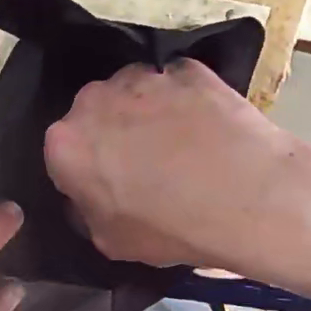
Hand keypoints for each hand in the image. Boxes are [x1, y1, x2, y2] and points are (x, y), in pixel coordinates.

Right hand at [43, 59, 310, 270]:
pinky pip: (175, 84)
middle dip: (110, 135)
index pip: (62, 155)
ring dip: (144, 112)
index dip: (84, 172)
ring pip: (132, 93)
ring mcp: (143, 78)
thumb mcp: (109, 242)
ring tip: (178, 142)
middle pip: (93, 116)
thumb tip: (86, 196)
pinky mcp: (186, 68)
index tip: (107, 187)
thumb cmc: (169, 227)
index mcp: (65, 144)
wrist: (248, 196)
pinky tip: (205, 127)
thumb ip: (85, 211)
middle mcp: (93, 100)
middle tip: (142, 164)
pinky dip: (184, 100)